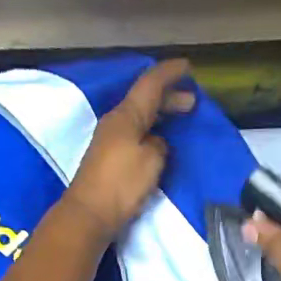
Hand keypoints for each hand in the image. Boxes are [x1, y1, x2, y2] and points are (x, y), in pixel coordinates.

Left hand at [59, 59, 196, 236]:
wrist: (88, 214)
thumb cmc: (121, 184)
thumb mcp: (151, 161)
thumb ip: (160, 145)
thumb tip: (156, 143)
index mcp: (126, 115)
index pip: (150, 83)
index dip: (169, 73)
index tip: (187, 66)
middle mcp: (116, 122)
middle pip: (144, 100)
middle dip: (168, 97)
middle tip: (191, 101)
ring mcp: (109, 140)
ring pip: (139, 117)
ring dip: (160, 115)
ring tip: (178, 120)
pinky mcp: (108, 159)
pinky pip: (134, 134)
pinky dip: (150, 130)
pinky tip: (159, 141)